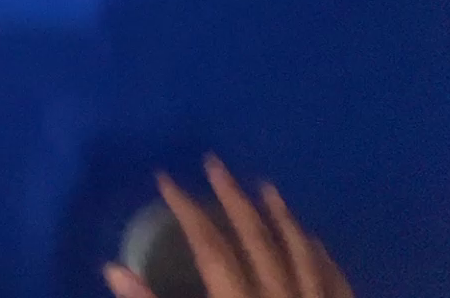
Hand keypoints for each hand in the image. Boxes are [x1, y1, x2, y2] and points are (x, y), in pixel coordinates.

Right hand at [105, 157, 351, 297]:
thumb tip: (112, 268)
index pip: (211, 245)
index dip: (188, 208)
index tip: (166, 179)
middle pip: (258, 240)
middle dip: (235, 199)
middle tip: (215, 163)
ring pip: (303, 256)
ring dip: (283, 219)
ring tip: (267, 189)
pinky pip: (337, 286)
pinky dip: (323, 257)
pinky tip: (313, 240)